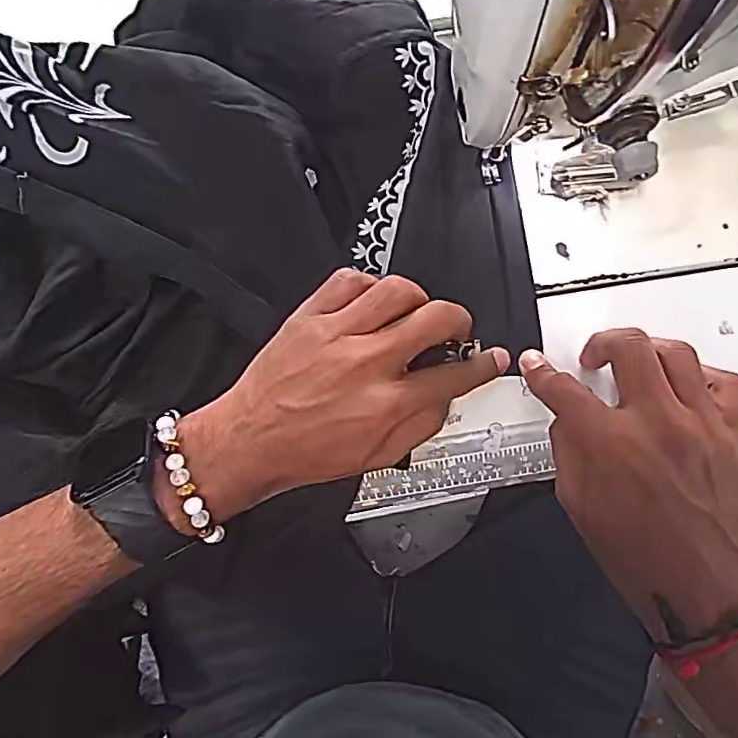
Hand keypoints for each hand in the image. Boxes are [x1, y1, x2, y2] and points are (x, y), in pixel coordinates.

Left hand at [171, 269, 507, 520]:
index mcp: (385, 404)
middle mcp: (365, 363)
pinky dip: (370, 285)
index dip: (482, 365)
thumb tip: (446, 398)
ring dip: (419, 299)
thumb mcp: (376, 456)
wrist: (249, 441)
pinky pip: (348, 281)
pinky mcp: (308, 318)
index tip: (488, 358)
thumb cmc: (304, 452)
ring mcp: (335, 335)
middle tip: (456, 329)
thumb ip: (420, 426)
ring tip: (416, 312)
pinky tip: (373, 302)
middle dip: (460, 321)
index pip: (453, 375)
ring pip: (397, 291)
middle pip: (435, 320)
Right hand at [519, 330, 737, 642]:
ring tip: (637, 363)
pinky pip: (725, 380)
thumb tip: (565, 420)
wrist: (706, 589)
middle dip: (600, 343)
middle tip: (593, 356)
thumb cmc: (647, 559)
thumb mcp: (580, 507)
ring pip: (675, 352)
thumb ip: (568, 453)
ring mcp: (703, 426)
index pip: (564, 389)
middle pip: (627, 347)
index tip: (538, 366)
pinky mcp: (736, 434)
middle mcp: (659, 426)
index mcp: (612, 447)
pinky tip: (687, 384)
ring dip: (647, 350)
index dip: (542, 373)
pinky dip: (701, 373)